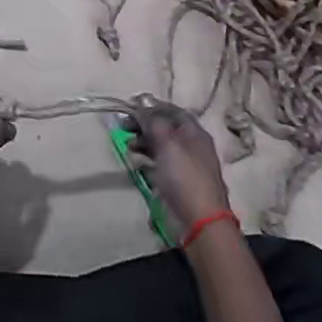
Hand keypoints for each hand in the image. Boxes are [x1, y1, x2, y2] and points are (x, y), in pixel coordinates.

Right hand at [132, 102, 229, 230]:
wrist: (198, 220)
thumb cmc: (184, 177)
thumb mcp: (167, 144)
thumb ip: (153, 121)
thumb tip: (142, 100)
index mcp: (194, 132)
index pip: (171, 110)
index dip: (151, 106)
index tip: (129, 106)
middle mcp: (190, 145)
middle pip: (164, 127)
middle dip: (144, 124)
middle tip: (122, 126)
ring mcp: (183, 164)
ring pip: (160, 145)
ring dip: (143, 141)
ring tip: (128, 145)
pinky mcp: (175, 181)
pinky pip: (158, 163)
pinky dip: (146, 158)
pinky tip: (135, 161)